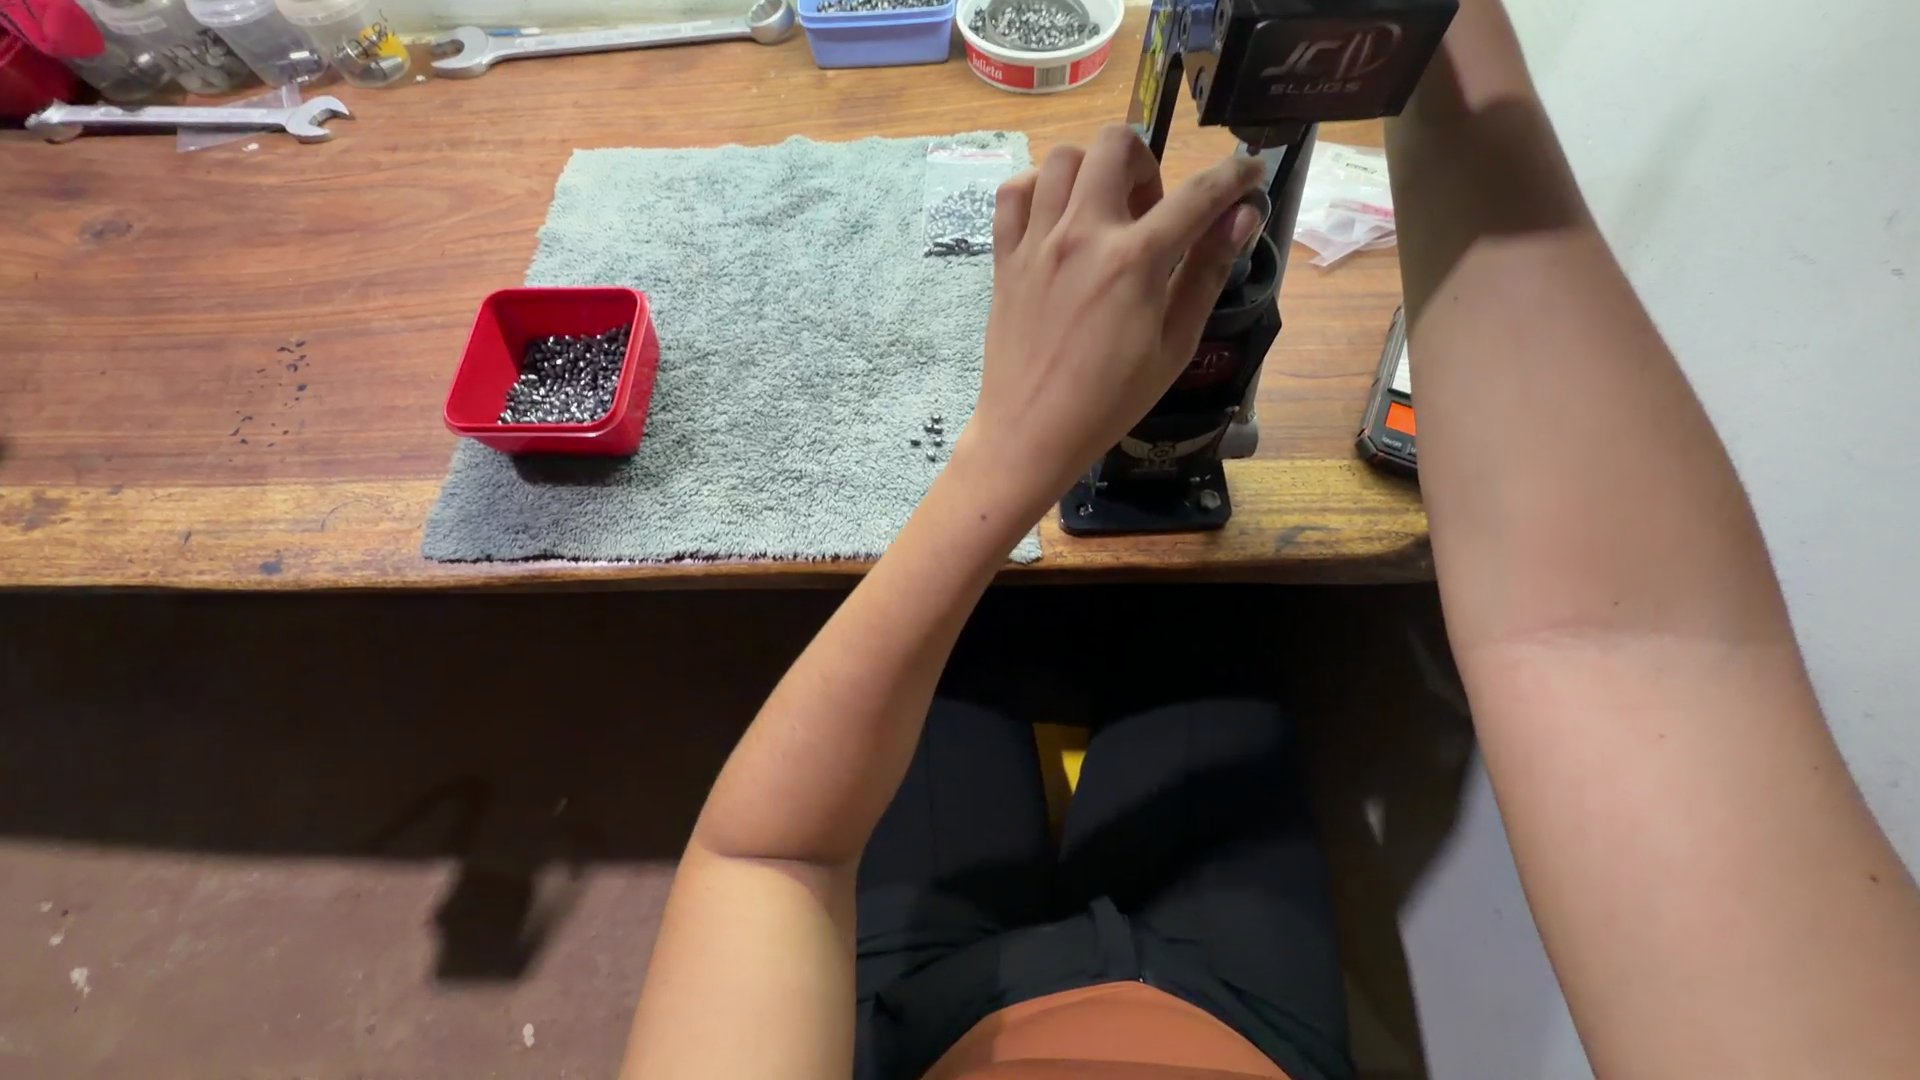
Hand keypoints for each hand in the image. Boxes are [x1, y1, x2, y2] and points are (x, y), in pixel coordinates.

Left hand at [957, 125, 1264, 516]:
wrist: (1031, 433)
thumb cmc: (1110, 402)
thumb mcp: (1173, 346)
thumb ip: (1207, 273)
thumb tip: (1242, 216)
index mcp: (1134, 261)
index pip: (1198, 194)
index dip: (1234, 174)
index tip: (1249, 171)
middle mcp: (1083, 235)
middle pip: (1117, 145)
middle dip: (1148, 161)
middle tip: (1151, 209)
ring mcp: (1037, 244)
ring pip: (1061, 158)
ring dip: (1092, 169)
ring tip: (1102, 212)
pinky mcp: (1004, 260)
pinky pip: (1013, 194)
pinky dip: (1037, 189)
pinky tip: (1054, 217)